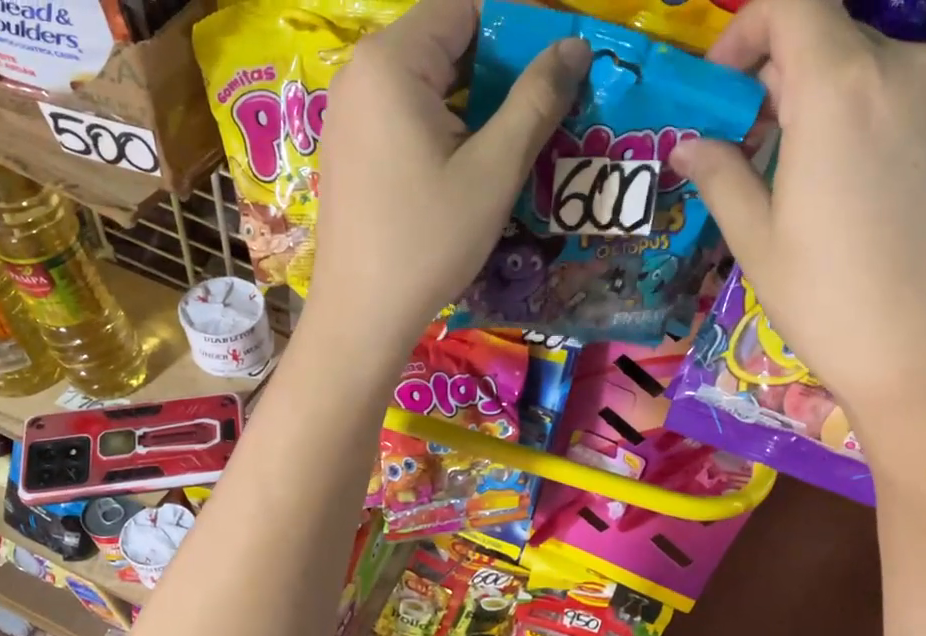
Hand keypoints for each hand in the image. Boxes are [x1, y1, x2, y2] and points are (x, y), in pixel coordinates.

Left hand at [308, 0, 588, 349]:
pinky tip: (479, 162)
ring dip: (479, 101)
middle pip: (445, 42)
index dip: (519, 24)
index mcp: (391, 62)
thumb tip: (575, 46)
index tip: (562, 58)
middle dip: (502, 66)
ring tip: (525, 134)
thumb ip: (536, 100)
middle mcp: (360, 75)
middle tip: (553, 101)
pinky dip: (448, 127)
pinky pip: (407, 117)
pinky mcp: (351, 152)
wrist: (361, 315)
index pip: (465, 7)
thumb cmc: (427, 241)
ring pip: (428, 84)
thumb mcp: (493, 170)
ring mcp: (349, 116)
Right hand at [670, 0, 925, 443]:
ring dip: (822, 100)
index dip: (745, 29)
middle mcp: (905, 68)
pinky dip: (866, 119)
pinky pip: (906, 98)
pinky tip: (851, 189)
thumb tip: (689, 144)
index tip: (721, 85)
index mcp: (841, 86)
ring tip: (797, 175)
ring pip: (869, 69)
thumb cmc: (830, 298)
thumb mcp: (757, 239)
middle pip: (828, 37)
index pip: (792, 3)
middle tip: (746, 144)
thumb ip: (721, 175)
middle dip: (777, 77)